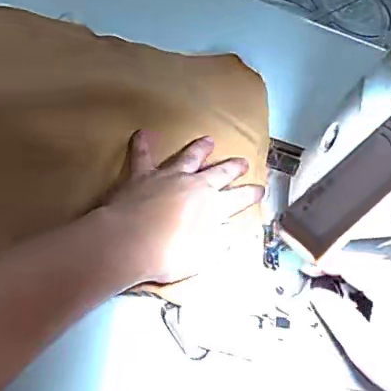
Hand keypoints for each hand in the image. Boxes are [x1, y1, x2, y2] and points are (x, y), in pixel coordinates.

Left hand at [97, 131, 264, 284]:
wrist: (130, 242)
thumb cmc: (168, 256)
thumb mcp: (203, 256)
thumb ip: (219, 241)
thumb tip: (228, 229)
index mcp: (214, 207)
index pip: (239, 199)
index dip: (251, 194)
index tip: (260, 189)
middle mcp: (195, 185)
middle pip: (220, 173)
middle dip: (233, 167)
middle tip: (243, 162)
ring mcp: (169, 177)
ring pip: (188, 157)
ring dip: (200, 149)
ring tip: (208, 140)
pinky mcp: (142, 175)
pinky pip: (143, 155)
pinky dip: (142, 144)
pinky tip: (142, 133)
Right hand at [307, 250, 390, 390]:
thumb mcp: (359, 343)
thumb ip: (335, 312)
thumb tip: (321, 295)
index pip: (354, 264)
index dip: (328, 264)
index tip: (313, 266)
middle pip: (371, 261)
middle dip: (344, 263)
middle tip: (323, 269)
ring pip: (386, 269)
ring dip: (361, 270)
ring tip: (340, 280)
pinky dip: (377, 280)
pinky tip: (368, 293)